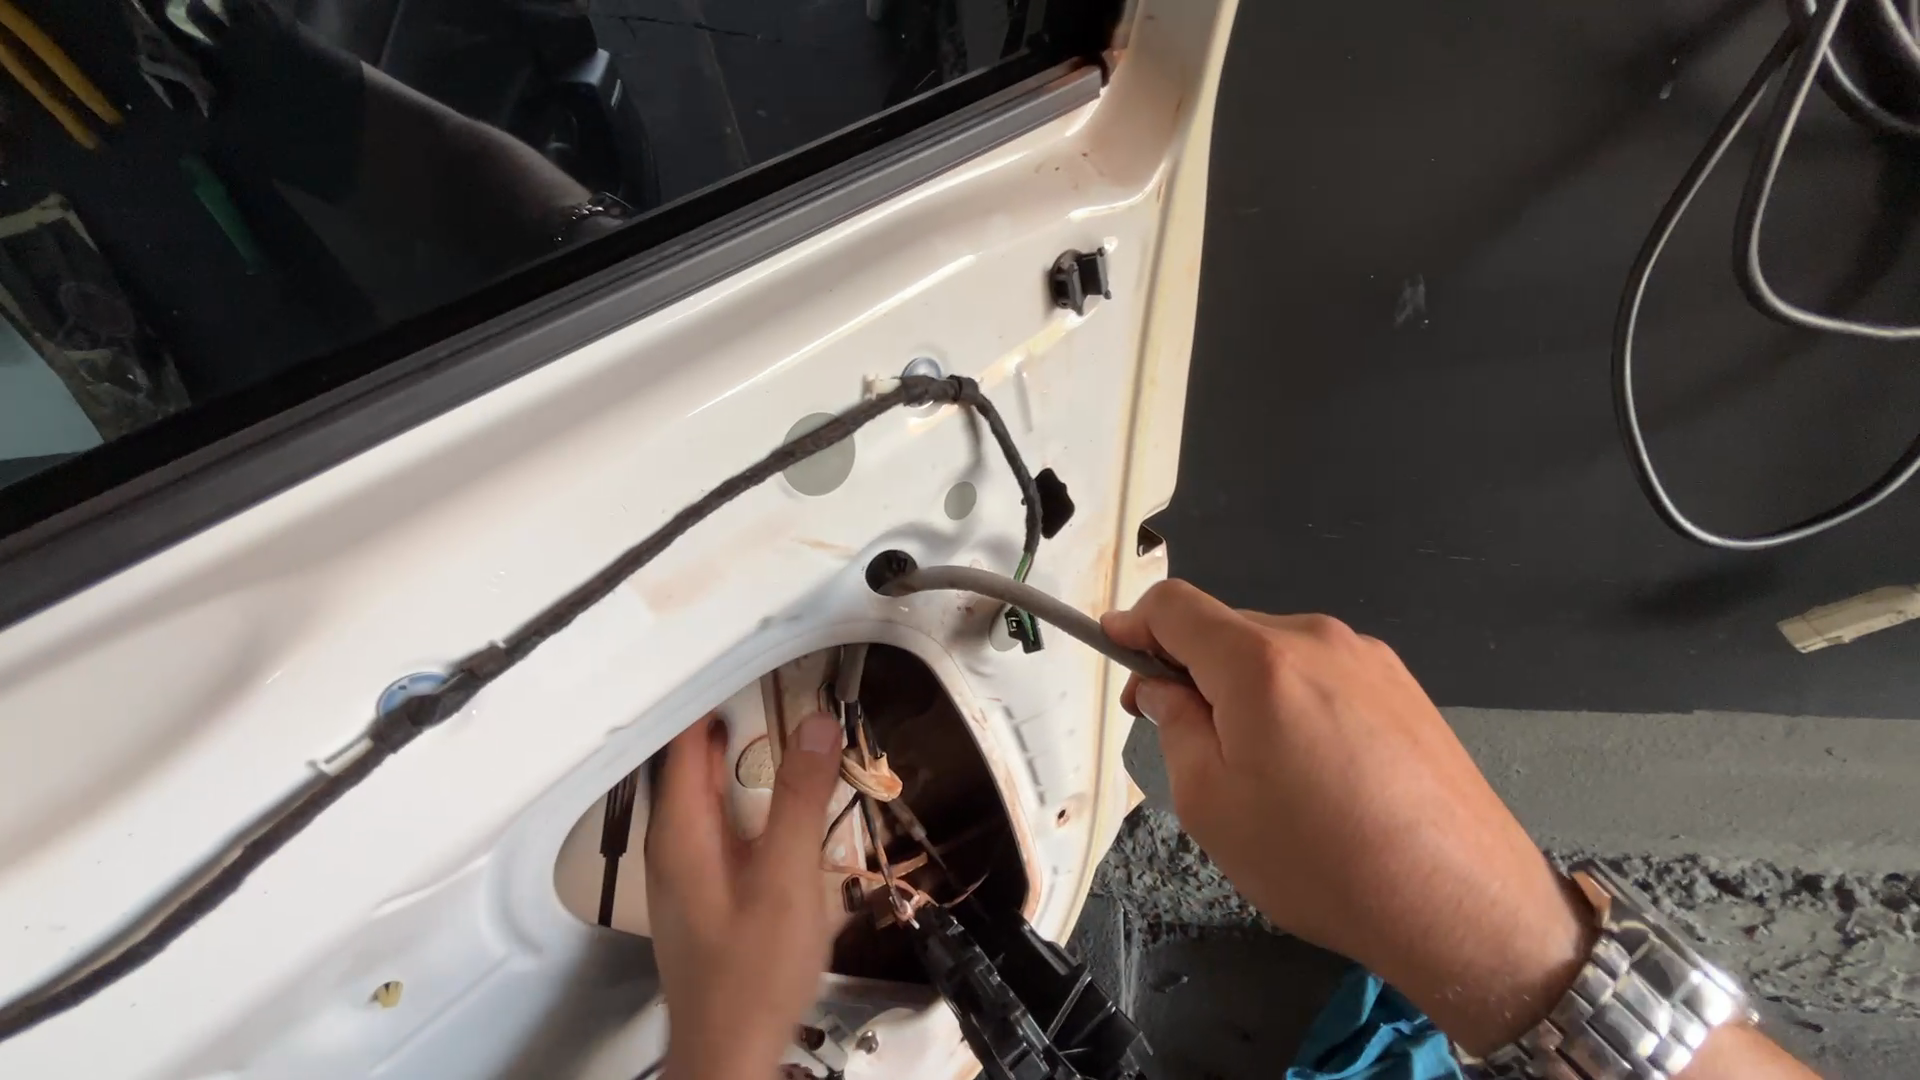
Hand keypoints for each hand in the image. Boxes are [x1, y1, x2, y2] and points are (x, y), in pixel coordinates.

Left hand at [646, 712, 844, 1079]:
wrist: (733, 1055)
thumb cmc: (754, 970)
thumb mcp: (787, 877)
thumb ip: (802, 798)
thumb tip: (818, 723)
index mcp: (682, 833)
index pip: (688, 743)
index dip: (719, 699)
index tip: (762, 668)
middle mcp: (674, 846)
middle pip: (699, 766)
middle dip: (742, 728)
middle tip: (792, 698)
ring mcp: (687, 873)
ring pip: (713, 797)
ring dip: (750, 766)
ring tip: (796, 741)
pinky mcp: (706, 893)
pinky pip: (725, 826)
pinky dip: (753, 802)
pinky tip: (788, 811)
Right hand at [1101, 581, 1588, 1053]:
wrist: (1468, 910)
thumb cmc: (1318, 860)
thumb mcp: (1209, 802)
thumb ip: (1174, 725)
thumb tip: (1164, 687)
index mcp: (1258, 661)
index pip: (1173, 605)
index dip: (1133, 622)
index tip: (1116, 648)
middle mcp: (1315, 639)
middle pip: (1223, 627)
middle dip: (1188, 665)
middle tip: (1181, 729)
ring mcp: (1367, 657)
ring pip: (1272, 649)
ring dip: (1240, 684)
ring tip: (1257, 762)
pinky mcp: (1402, 685)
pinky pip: (1319, 670)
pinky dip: (1289, 695)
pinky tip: (1312, 764)